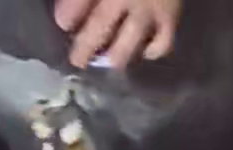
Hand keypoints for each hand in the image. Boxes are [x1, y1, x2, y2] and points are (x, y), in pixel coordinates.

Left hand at [54, 0, 179, 69]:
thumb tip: (68, 8)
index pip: (82, 0)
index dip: (71, 12)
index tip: (62, 23)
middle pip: (101, 26)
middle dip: (86, 45)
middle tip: (77, 60)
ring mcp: (149, 10)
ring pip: (129, 42)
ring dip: (116, 56)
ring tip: (109, 61)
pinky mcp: (170, 17)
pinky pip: (162, 43)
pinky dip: (153, 50)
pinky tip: (144, 51)